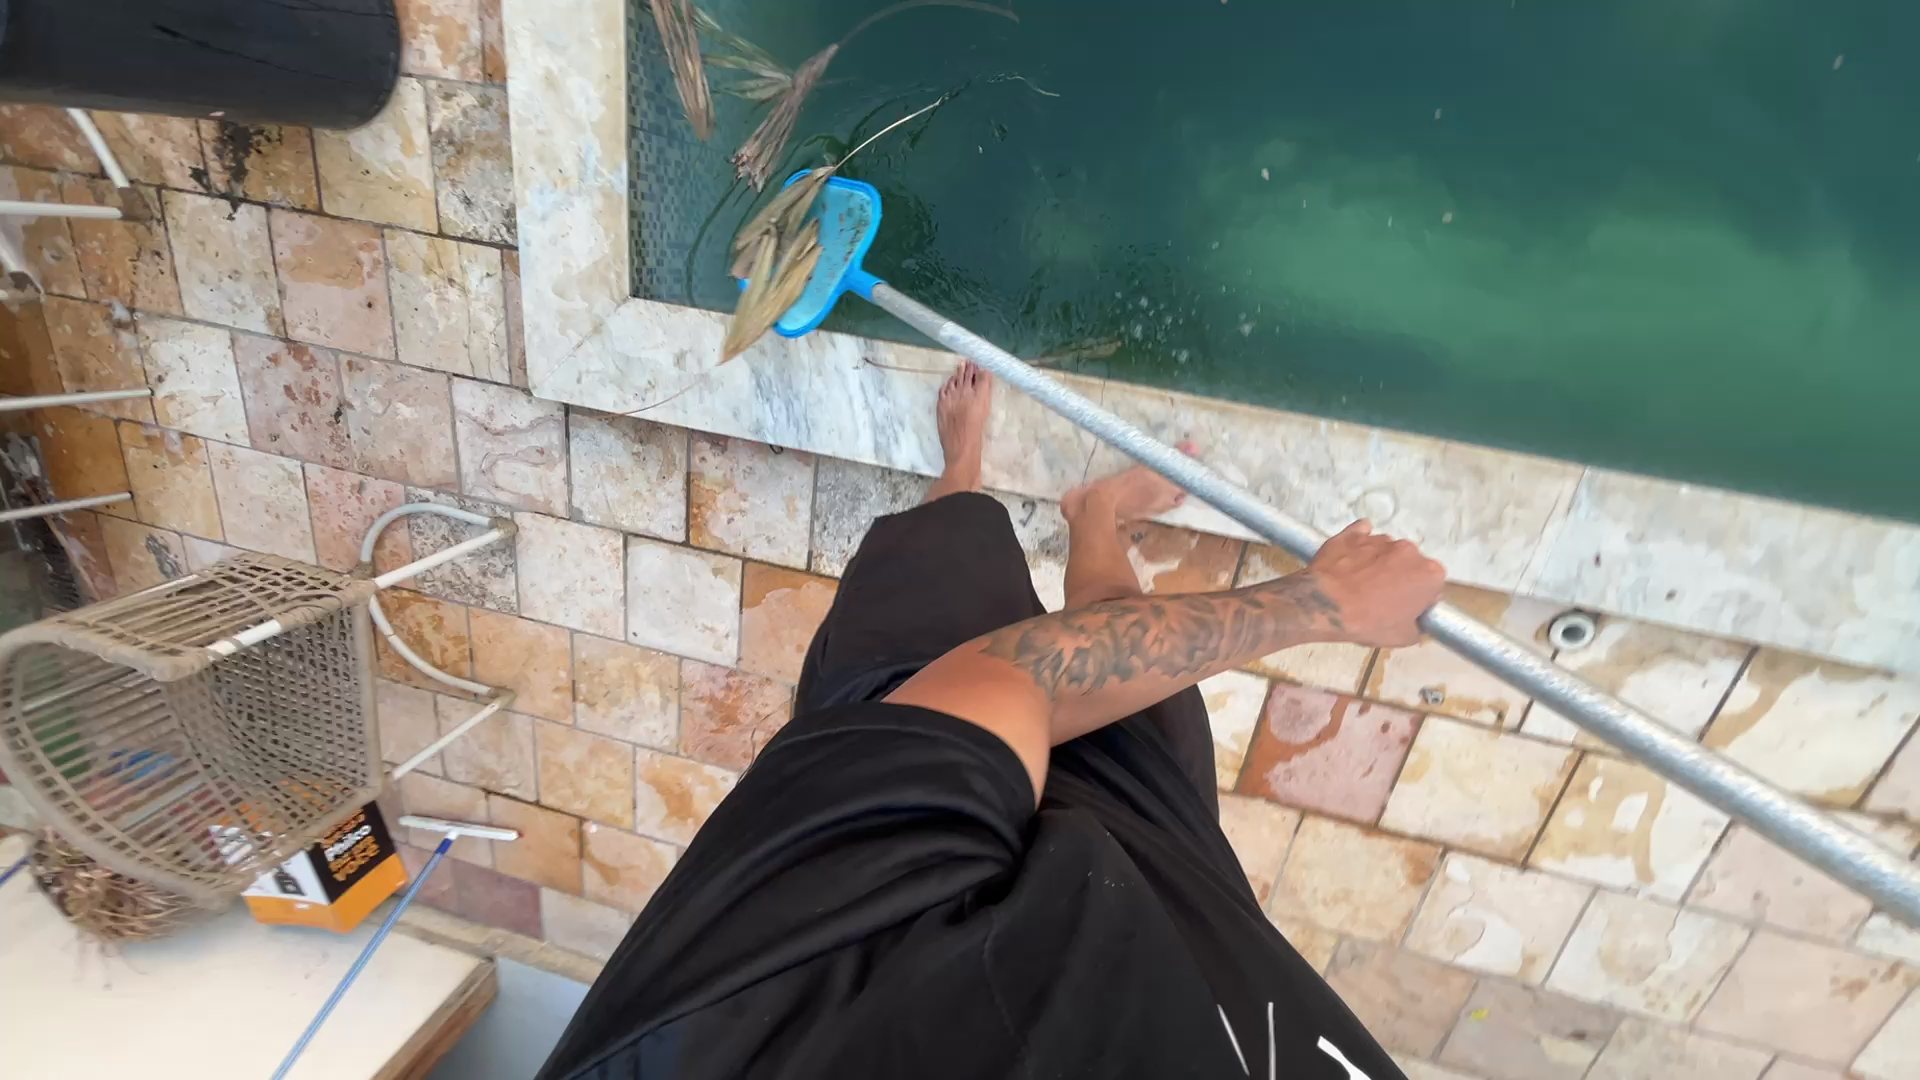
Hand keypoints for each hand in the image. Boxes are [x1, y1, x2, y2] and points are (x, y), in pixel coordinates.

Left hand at [1300, 520, 1445, 647]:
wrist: (1324, 605)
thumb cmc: (1368, 621)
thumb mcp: (1404, 637)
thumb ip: (1418, 624)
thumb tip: (1415, 621)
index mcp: (1430, 573)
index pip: (1431, 585)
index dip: (1418, 597)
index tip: (1403, 606)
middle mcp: (1408, 550)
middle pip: (1409, 563)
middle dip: (1399, 576)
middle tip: (1379, 595)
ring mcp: (1378, 539)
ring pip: (1384, 550)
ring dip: (1377, 562)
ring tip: (1358, 580)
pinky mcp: (1351, 535)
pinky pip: (1360, 533)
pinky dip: (1358, 542)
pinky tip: (1350, 554)